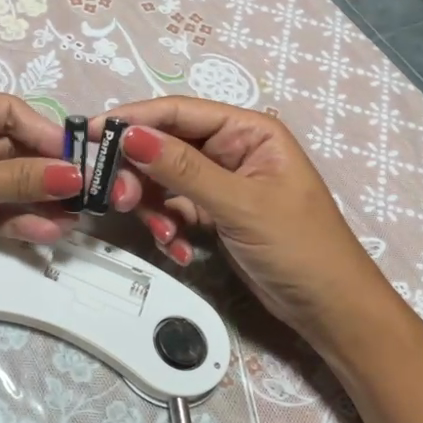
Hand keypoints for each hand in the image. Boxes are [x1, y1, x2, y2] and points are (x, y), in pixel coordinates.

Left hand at [0, 92, 88, 298]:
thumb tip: (75, 175)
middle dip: (46, 171)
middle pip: (9, 147)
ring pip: (4, 181)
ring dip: (37, 198)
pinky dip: (16, 217)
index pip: (6, 111)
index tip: (81, 159)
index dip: (44, 133)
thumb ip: (18, 178)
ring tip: (74, 219)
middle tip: (86, 193)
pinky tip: (48, 232)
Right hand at [95, 96, 402, 345]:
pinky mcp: (212, 215)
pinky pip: (172, 211)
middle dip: (141, 175)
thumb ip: (182, 169)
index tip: (92, 132)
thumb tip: (130, 135)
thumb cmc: (300, 247)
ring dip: (154, 209)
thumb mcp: (239, 205)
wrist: (330, 310)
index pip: (179, 112)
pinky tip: (180, 250)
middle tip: (119, 199)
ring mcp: (220, 184)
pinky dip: (168, 229)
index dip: (134, 119)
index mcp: (248, 131)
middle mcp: (231, 150)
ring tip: (165, 236)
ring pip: (162, 182)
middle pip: (164, 147)